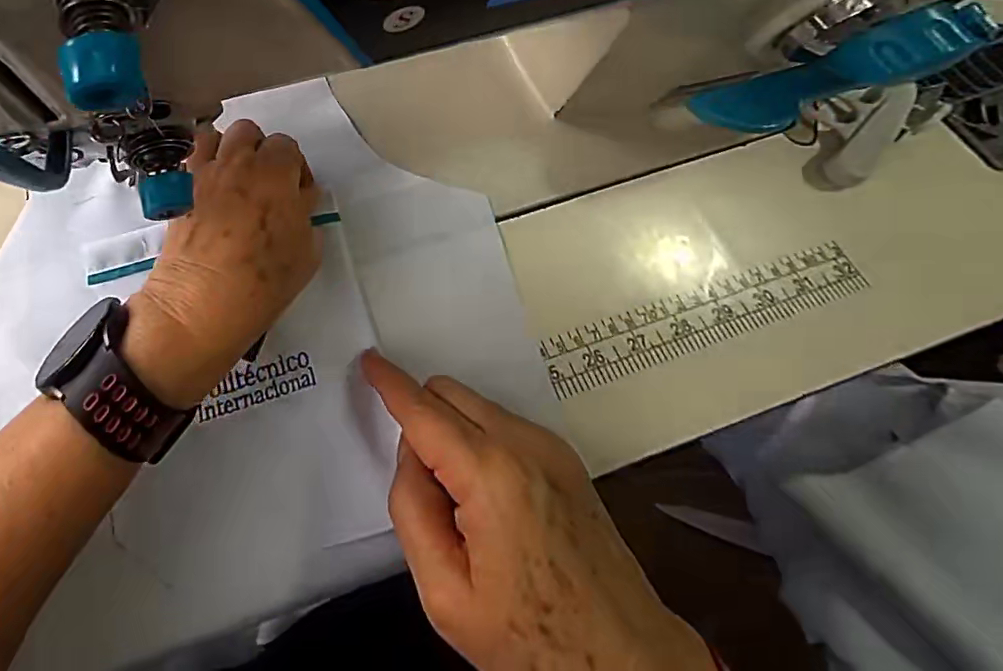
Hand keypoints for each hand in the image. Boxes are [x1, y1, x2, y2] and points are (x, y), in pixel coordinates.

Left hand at [120, 120, 321, 406]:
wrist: (201, 302)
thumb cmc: (260, 283)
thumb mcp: (306, 253)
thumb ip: (304, 216)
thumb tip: (297, 204)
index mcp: (274, 174)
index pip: (287, 146)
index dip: (294, 168)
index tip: (296, 192)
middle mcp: (237, 164)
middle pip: (250, 132)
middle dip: (260, 150)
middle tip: (266, 181)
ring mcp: (204, 174)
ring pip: (215, 135)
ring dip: (227, 149)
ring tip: (233, 178)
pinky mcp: (180, 190)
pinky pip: (190, 158)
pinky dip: (200, 162)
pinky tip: (208, 188)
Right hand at [361, 351, 713, 670]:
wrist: (632, 668)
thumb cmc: (539, 641)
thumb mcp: (445, 591)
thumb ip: (410, 508)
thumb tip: (413, 460)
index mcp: (490, 476)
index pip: (422, 410)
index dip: (389, 383)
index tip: (370, 362)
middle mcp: (525, 447)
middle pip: (446, 392)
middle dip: (419, 415)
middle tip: (422, 484)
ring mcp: (551, 450)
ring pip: (471, 405)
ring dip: (449, 430)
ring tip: (461, 505)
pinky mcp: (566, 460)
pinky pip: (499, 423)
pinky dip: (476, 438)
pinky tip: (487, 500)